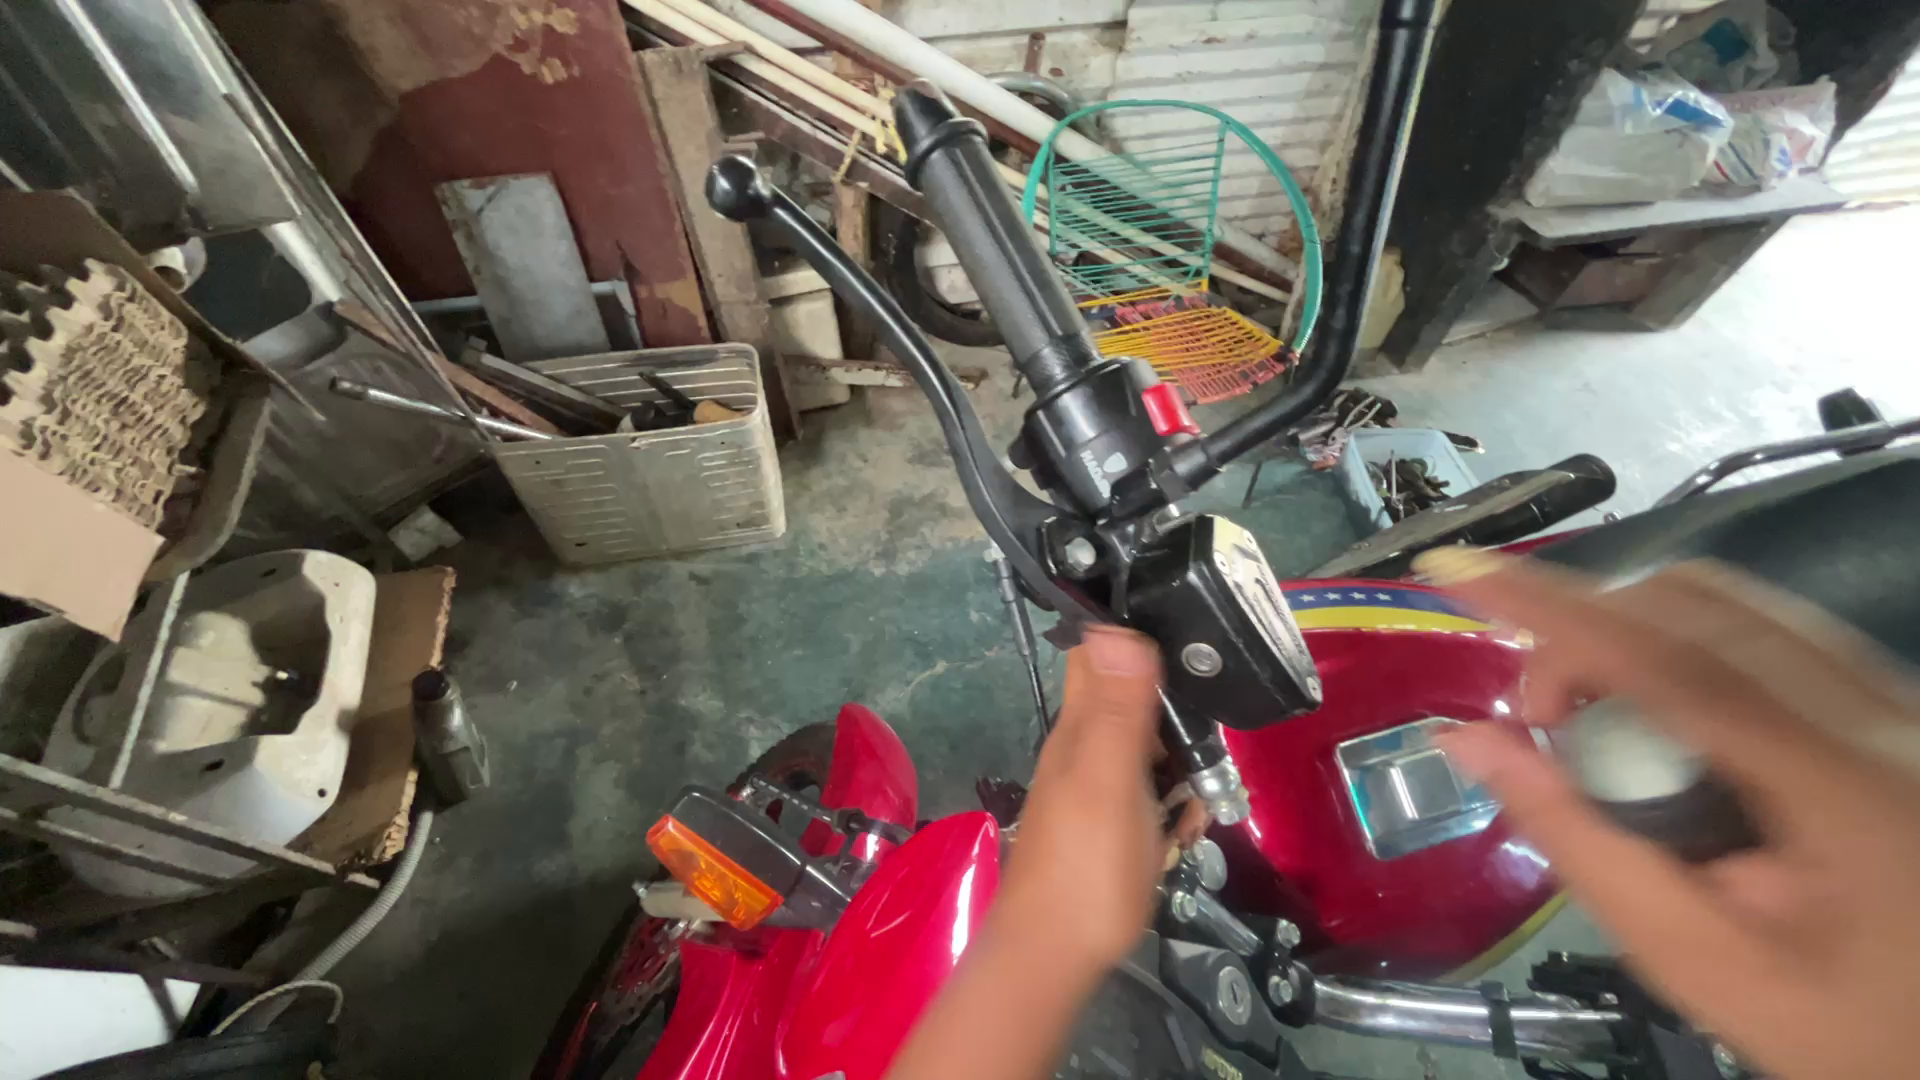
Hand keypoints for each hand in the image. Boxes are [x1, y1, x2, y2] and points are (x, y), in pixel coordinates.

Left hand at [993, 626, 1170, 976]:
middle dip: (1176, 718)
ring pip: (1151, 751)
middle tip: (1202, 752)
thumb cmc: (1086, 865)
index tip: (1180, 639)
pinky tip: (1180, 832)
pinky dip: (1171, 806)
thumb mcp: (1109, 777)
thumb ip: (1116, 708)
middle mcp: (1083, 745)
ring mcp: (1097, 783)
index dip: (1129, 633)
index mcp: (1078, 725)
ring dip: (1181, 769)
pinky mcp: (1111, 819)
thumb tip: (1114, 626)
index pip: (1095, 652)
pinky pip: (1151, 793)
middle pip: (1135, 701)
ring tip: (1192, 806)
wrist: (1054, 954)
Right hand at [1417, 549, 1919, 1079]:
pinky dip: (1667, 648)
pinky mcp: (1893, 708)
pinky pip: (1755, 630)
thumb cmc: (1854, 1027)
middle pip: (1692, 604)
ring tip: (1594, 723)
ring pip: (1724, 605)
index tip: (1452, 570)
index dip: (1546, 605)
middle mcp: (1889, 721)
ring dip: (1620, 637)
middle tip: (1543, 720)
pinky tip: (1655, 721)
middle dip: (1578, 634)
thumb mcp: (1695, 959)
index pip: (1667, 656)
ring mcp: (1901, 707)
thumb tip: (1463, 739)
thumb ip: (1572, 836)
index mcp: (1847, 789)